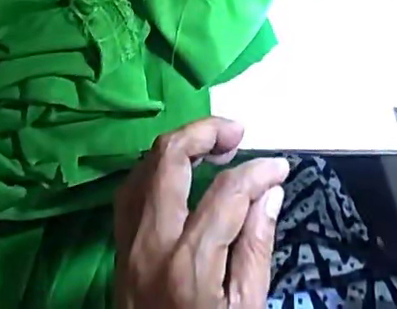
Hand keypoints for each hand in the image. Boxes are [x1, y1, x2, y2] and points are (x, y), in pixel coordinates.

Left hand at [113, 117, 288, 308]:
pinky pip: (133, 187)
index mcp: (187, 264)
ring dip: (180, 144)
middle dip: (205, 132)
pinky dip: (158, 167)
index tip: (279, 167)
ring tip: (214, 146)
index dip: (257, 172)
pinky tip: (180, 171)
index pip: (226, 192)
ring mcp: (127, 241)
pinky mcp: (117, 246)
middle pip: (170, 157)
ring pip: (146, 164)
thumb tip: (270, 191)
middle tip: (237, 133)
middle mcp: (150, 241)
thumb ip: (256, 248)